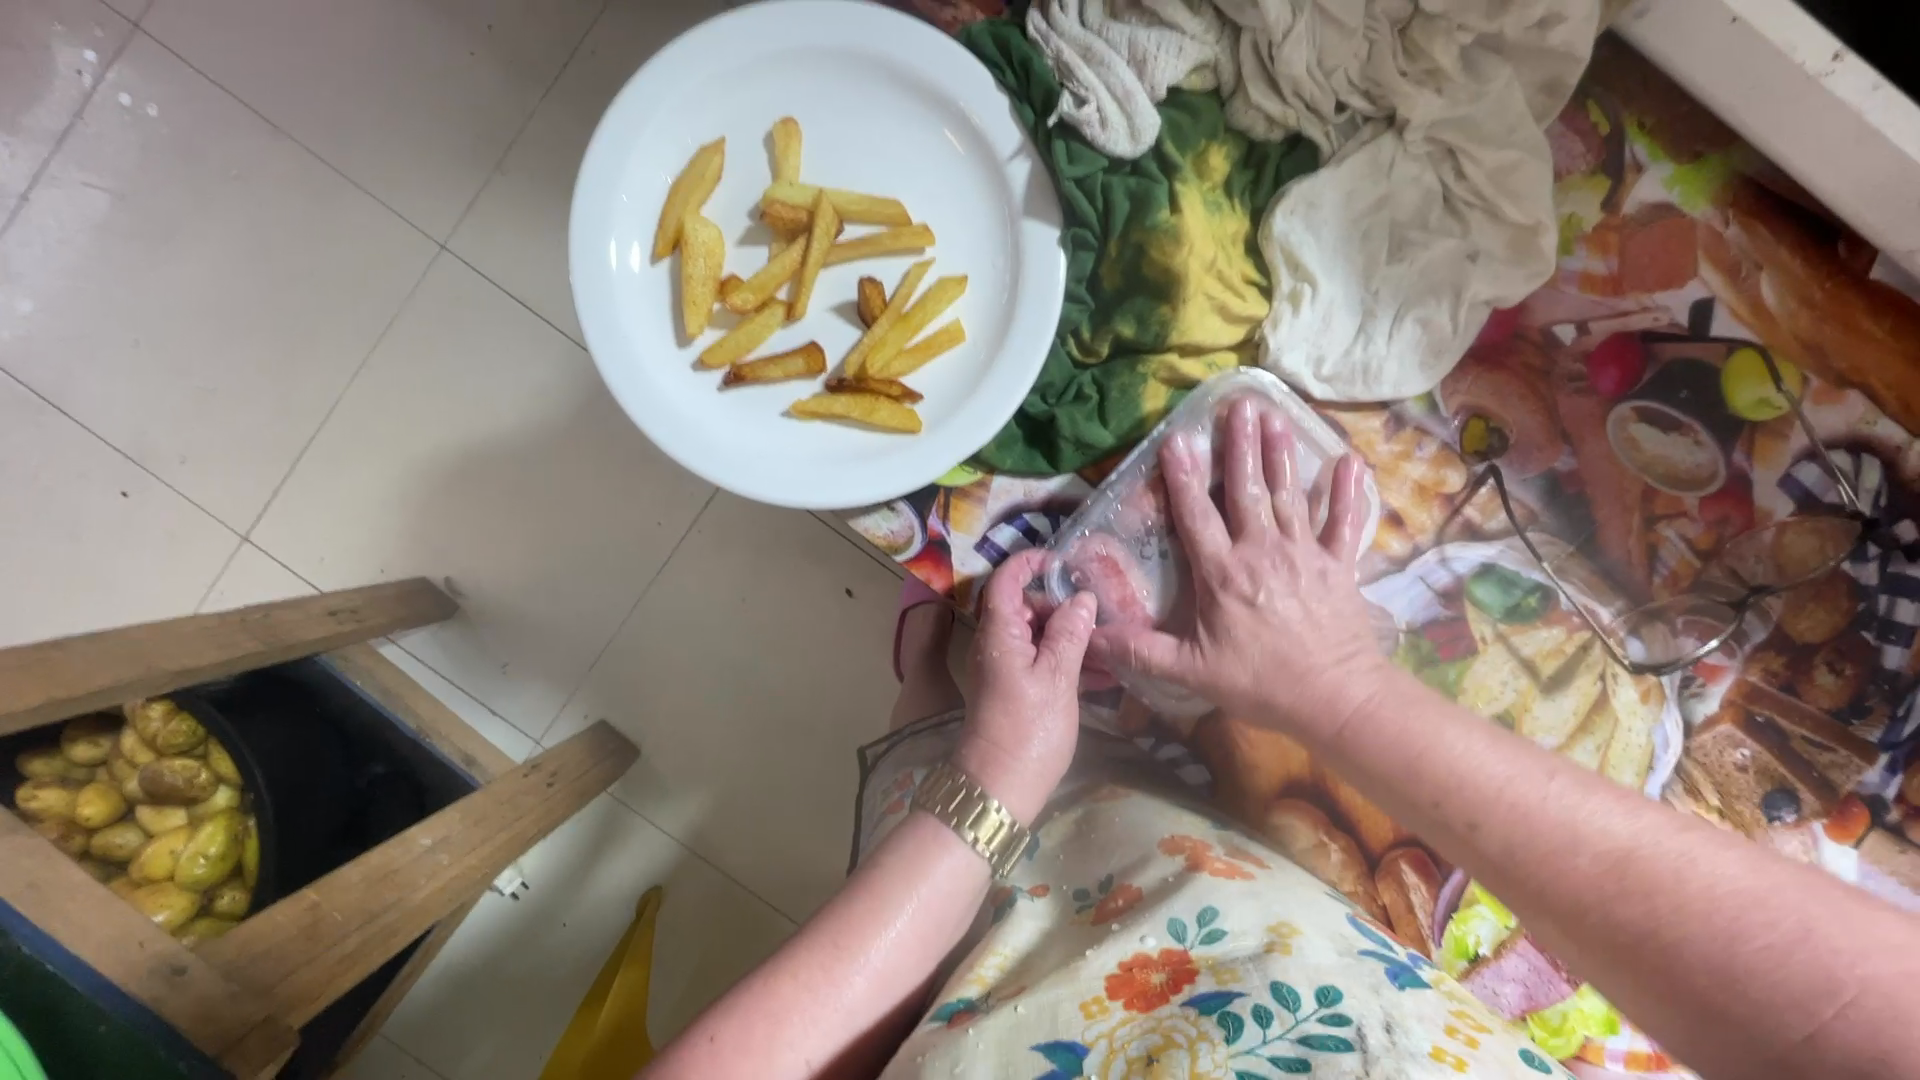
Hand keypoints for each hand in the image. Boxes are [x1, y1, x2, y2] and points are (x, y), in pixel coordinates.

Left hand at [955, 549, 1096, 820]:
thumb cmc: (1028, 728)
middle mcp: (995, 643)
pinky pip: (1040, 659)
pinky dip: (1065, 658)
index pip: (1006, 580)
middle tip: (1102, 608)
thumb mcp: (1057, 677)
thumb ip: (1069, 634)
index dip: (1031, 563)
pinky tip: (1102, 670)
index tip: (1065, 562)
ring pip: (1036, 634)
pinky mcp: (1014, 689)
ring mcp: (1004, 667)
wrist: (999, 787)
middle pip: (1024, 605)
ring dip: (1068, 633)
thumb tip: (1082, 598)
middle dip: (1060, 602)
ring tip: (1110, 639)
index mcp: (999, 632)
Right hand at [1090, 398, 1384, 739]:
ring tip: (1274, 416)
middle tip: (1238, 405)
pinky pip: (1344, 523)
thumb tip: (1090, 636)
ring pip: (1290, 495)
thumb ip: (1140, 650)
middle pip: (1247, 490)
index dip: (1182, 477)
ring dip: (1281, 454)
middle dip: (1239, 446)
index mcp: (1223, 573)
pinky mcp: (1338, 566)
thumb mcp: (1191, 671)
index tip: (1177, 439)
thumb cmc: (1261, 683)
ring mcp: (1304, 555)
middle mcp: (1262, 552)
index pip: (1195, 516)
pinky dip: (1347, 492)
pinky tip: (1349, 461)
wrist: (1336, 699)